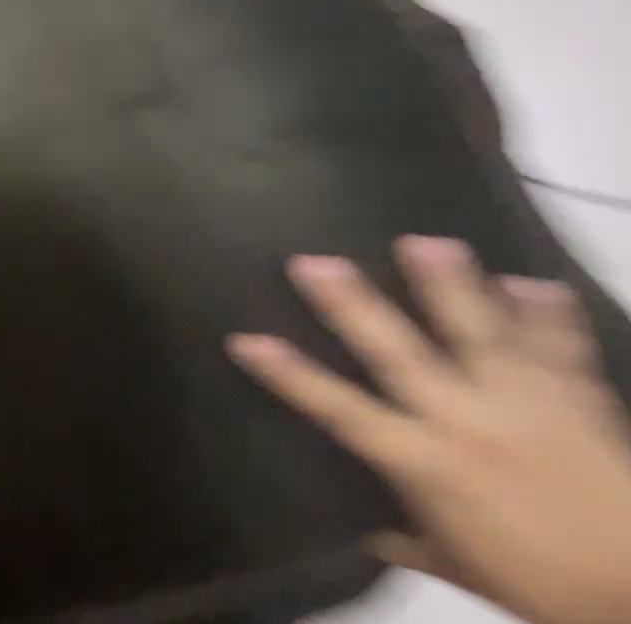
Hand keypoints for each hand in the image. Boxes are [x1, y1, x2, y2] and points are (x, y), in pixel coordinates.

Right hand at [229, 237, 630, 623]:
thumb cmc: (540, 587)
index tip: (246, 340)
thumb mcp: (460, 569)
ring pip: (481, 338)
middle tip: (319, 261)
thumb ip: (411, 538)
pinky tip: (533, 283)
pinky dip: (550, 320)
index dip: (289, 374)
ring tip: (429, 242)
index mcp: (426, 462)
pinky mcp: (583, 412)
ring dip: (453, 288)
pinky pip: (565, 358)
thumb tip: (370, 533)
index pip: (339, 410)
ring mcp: (528, 412)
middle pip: (400, 354)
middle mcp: (467, 425)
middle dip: (355, 306)